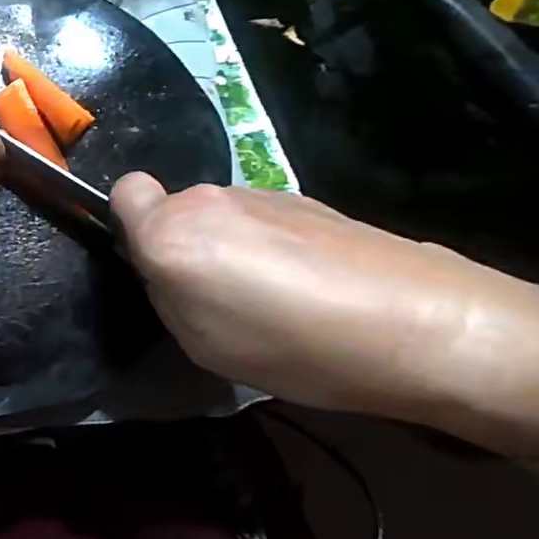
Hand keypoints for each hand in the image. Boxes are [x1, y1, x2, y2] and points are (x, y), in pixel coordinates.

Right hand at [110, 175, 538, 458]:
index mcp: (173, 233)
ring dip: (231, 248)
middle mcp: (210, 199)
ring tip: (276, 302)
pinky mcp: (305, 199)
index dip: (132, 224)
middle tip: (220, 302)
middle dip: (186, 246)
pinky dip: (270, 247)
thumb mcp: (202, 344)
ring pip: (222, 217)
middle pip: (176, 211)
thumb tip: (167, 267)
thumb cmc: (294, 346)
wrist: (413, 322)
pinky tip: (311, 287)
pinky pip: (263, 221)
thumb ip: (167, 294)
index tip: (159, 266)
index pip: (124, 192)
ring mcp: (261, 193)